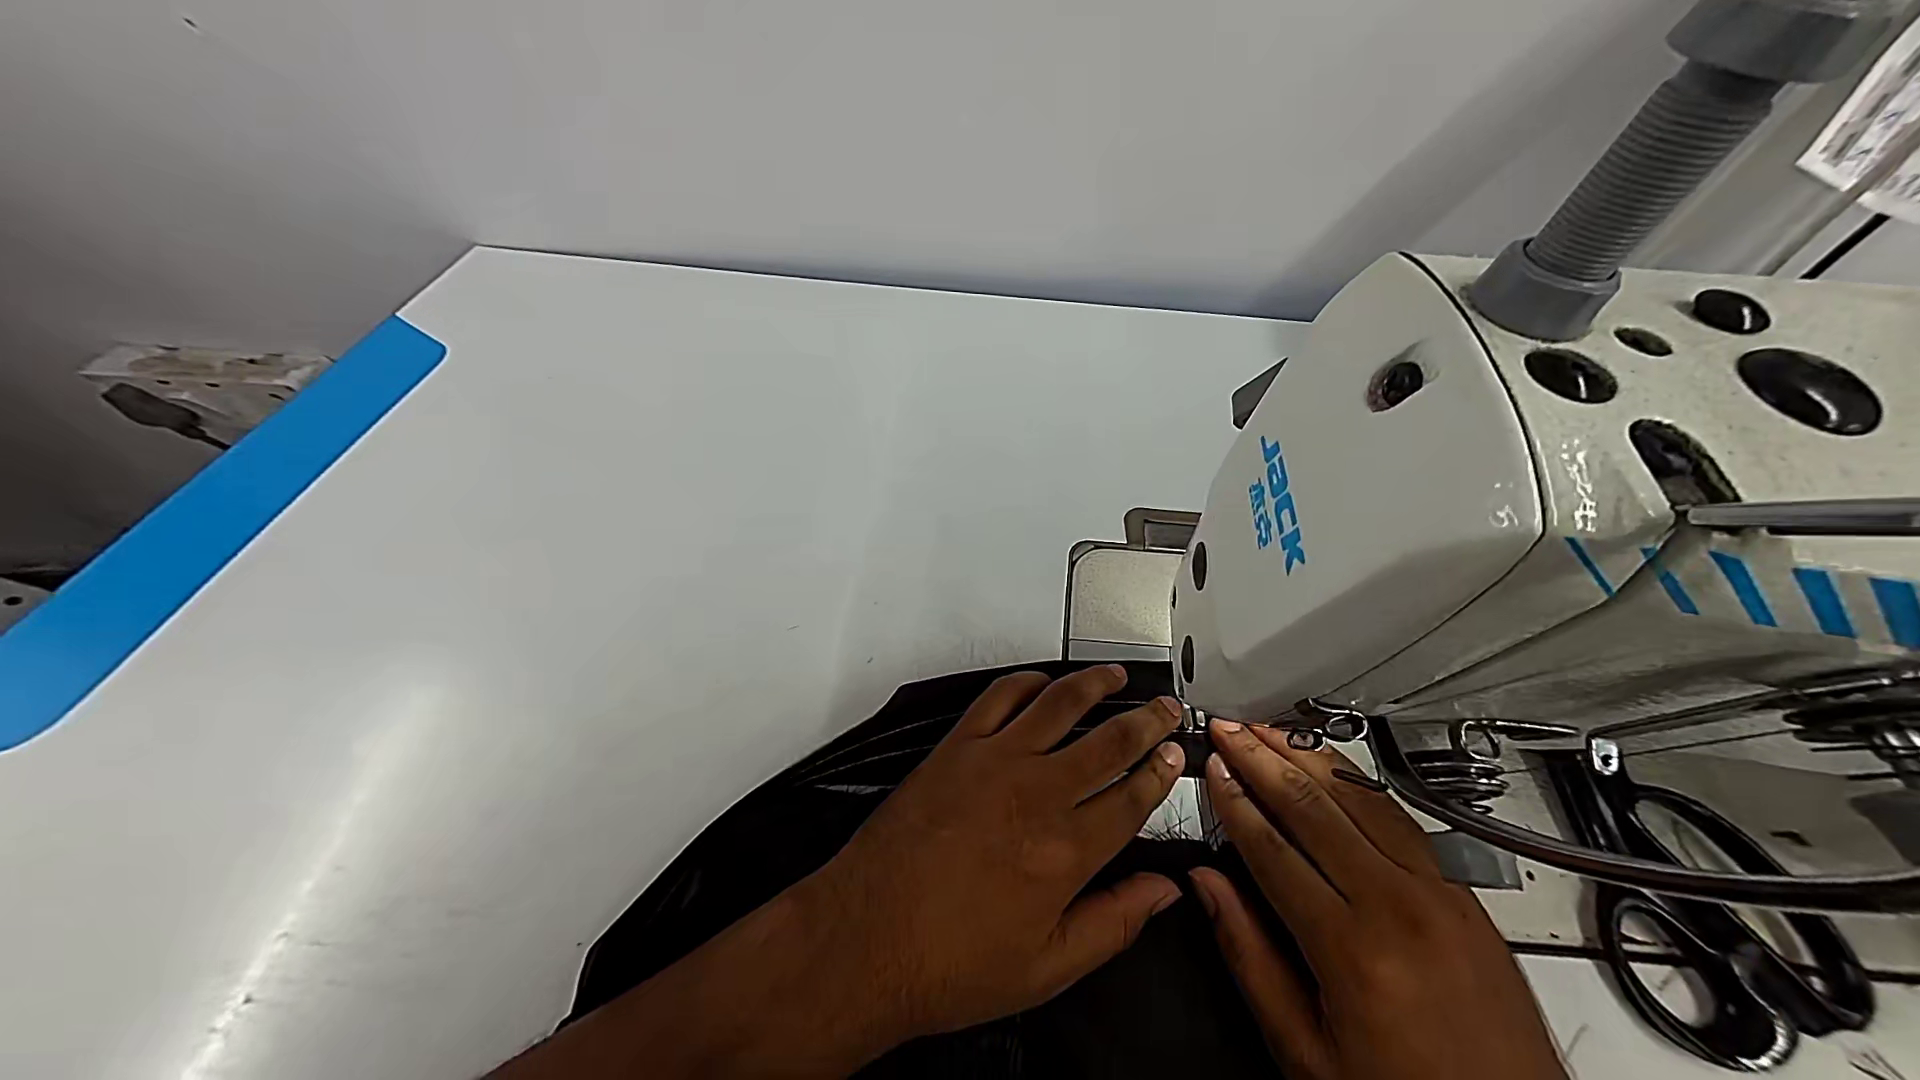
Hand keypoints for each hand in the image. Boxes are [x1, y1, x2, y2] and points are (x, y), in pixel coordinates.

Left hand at [798, 664, 1188, 1041]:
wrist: (865, 940)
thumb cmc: (947, 961)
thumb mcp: (1047, 967)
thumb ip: (1115, 923)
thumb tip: (1163, 892)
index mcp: (1066, 852)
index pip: (1133, 797)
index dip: (1162, 772)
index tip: (1175, 754)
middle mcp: (1036, 795)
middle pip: (1108, 741)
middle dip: (1146, 720)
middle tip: (1164, 707)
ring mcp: (993, 763)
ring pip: (1059, 705)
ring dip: (1094, 685)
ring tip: (1114, 677)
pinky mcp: (954, 749)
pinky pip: (998, 698)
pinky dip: (1025, 682)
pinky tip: (1039, 681)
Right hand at [1188, 720, 1567, 1079]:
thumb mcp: (1305, 1049)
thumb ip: (1248, 956)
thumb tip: (1206, 887)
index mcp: (1352, 950)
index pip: (1271, 846)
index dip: (1233, 799)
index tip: (1211, 768)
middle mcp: (1401, 909)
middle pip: (1312, 806)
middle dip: (1260, 757)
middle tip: (1228, 729)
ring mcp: (1442, 896)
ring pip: (1359, 798)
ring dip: (1306, 755)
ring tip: (1269, 730)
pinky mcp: (1467, 897)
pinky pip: (1400, 817)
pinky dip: (1356, 781)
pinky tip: (1331, 767)